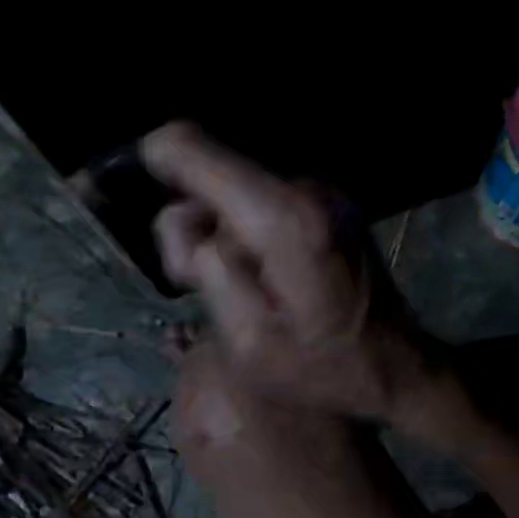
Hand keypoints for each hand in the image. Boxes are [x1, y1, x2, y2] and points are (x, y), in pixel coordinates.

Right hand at [144, 122, 436, 420]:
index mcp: (285, 220)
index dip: (149, 164)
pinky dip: (246, 233)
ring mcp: (323, 193)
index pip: (192, 149)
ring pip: (235, 189)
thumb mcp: (249, 341)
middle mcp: (307, 189)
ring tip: (237, 293)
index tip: (118, 197)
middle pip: (210, 171)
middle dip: (189, 226)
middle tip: (196, 285)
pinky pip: (263, 202)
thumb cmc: (325, 369)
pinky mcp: (329, 206)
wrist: (400, 367)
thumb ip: (208, 268)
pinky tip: (260, 278)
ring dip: (219, 234)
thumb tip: (189, 220)